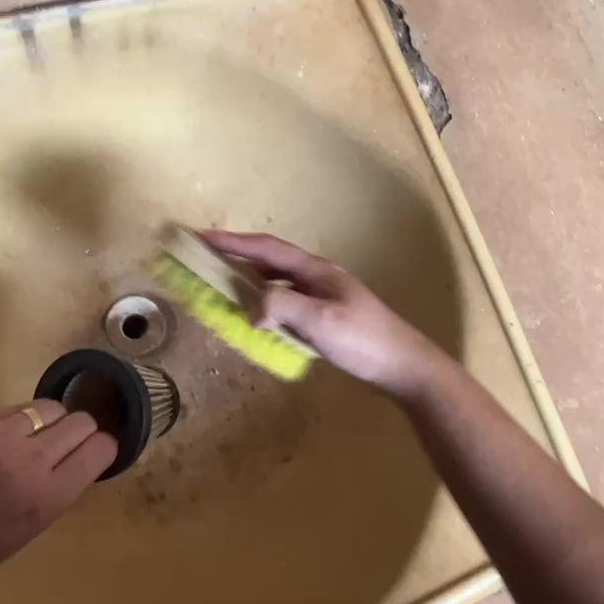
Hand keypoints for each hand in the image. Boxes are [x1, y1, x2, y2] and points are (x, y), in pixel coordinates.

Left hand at [0, 400, 116, 603]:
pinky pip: (14, 408)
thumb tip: (81, 461)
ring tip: (35, 437)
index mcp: (44, 499)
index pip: (99, 450)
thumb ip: (56, 494)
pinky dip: (19, 420)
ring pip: (50, 407)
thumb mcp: (24, 534)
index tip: (97, 453)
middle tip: (68, 445)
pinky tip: (4, 438)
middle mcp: (26, 463)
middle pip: (81, 423)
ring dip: (51, 421)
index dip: (104, 448)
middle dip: (83, 432)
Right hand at [201, 229, 448, 395]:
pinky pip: (286, 303)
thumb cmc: (364, 340)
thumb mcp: (321, 320)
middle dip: (238, 257)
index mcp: (315, 270)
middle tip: (206, 260)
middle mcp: (317, 277)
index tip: (201, 237)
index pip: (266, 248)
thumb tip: (252, 309)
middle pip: (270, 260)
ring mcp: (323, 297)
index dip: (233, 242)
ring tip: (224, 286)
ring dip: (250, 280)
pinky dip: (266, 303)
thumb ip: (283, 307)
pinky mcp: (326, 318)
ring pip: (278, 281)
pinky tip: (259, 317)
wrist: (402, 366)